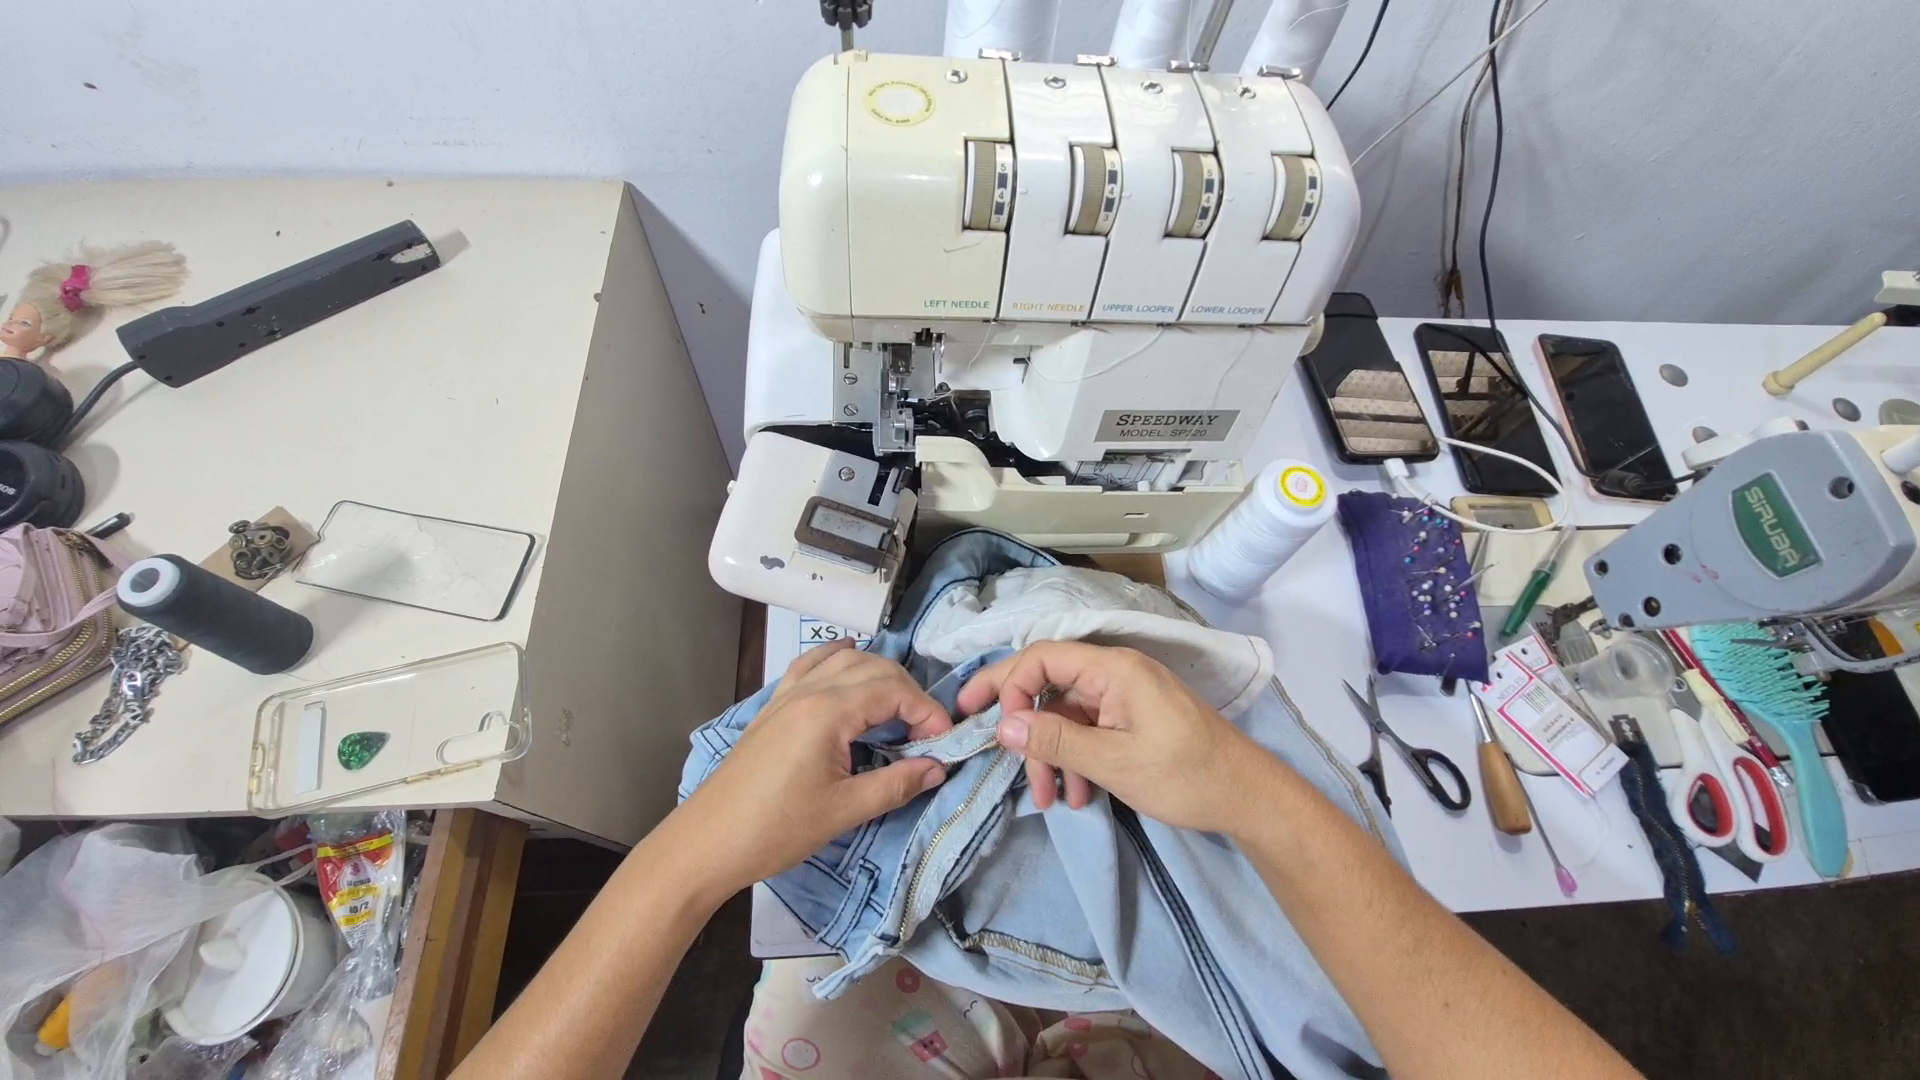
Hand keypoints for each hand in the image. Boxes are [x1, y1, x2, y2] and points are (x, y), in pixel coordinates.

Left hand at [670, 640, 951, 896]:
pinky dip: (836, 658)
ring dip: (879, 676)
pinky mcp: (775, 706)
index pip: (893, 691)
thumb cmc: (776, 830)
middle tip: (926, 733)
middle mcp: (809, 691)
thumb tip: (938, 768)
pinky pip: (811, 665)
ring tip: (899, 710)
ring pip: (844, 661)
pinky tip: (848, 656)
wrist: (708, 842)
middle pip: (874, 668)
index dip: (927, 712)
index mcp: (828, 712)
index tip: (944, 742)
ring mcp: (788, 695)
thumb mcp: (844, 811)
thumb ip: (896, 784)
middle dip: (909, 693)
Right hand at [957, 641, 1272, 832]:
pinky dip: (1075, 760)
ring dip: (1051, 754)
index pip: (1043, 658)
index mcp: (1113, 668)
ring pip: (1066, 715)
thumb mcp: (1114, 762)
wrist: (1248, 798)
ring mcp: (1123, 697)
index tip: (982, 718)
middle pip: (1050, 687)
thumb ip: (1056, 740)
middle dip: (1025, 727)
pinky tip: (1075, 795)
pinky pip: (1088, 731)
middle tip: (994, 755)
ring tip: (1050, 798)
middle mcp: (1114, 674)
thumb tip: (1003, 726)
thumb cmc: (1185, 775)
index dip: (1006, 683)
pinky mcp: (1131, 720)